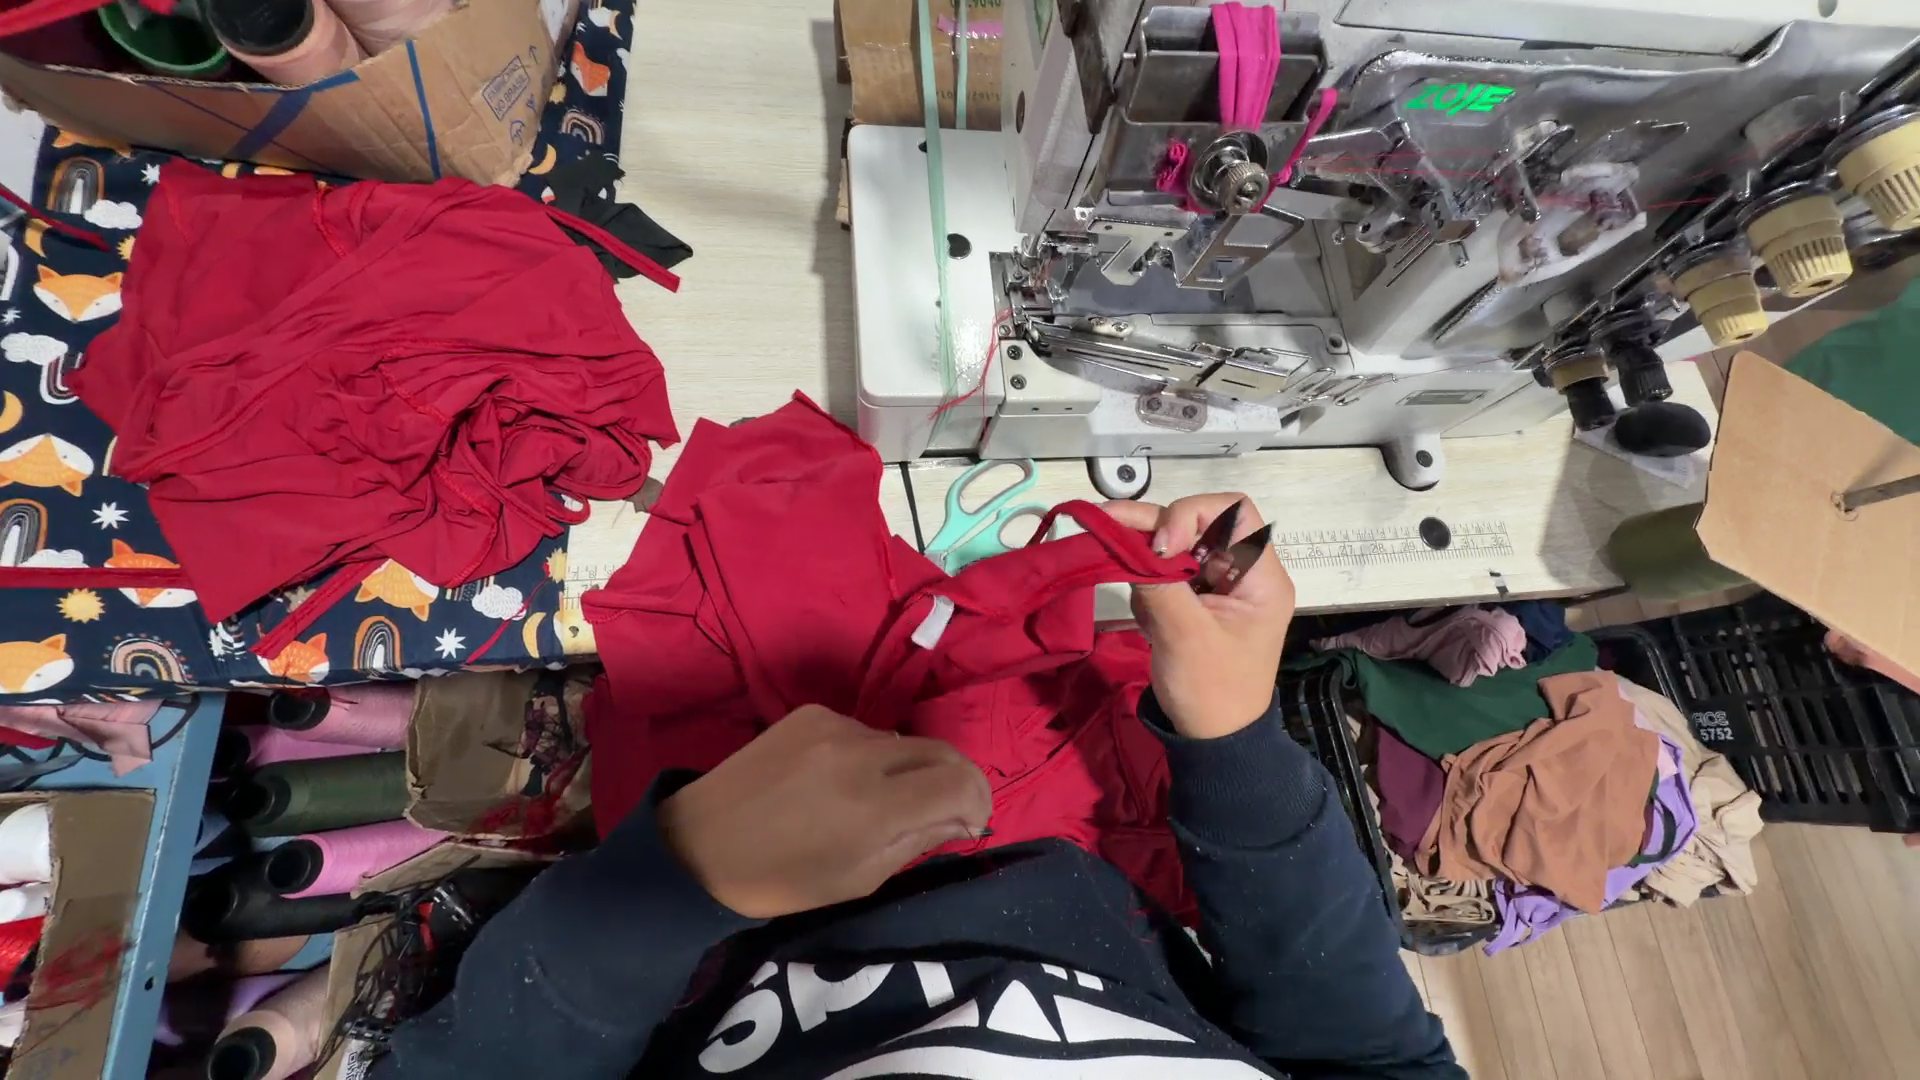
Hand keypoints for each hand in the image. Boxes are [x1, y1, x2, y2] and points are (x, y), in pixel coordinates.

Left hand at [656, 705, 992, 917]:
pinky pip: (865, 732)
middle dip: (956, 780)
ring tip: (877, 801)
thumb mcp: (858, 880)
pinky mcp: (813, 711)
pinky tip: (838, 780)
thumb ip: (919, 840)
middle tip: (947, 809)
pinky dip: (870, 756)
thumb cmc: (779, 879)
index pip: (961, 781)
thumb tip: (965, 816)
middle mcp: (861, 753)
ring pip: (902, 741)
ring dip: (909, 769)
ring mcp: (835, 724)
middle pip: (941, 751)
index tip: (971, 821)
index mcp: (873, 807)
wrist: (697, 843)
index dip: (979, 800)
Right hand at [1105, 494, 1294, 738]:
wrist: (1211, 738)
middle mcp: (1240, 570)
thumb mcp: (1185, 636)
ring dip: (1141, 546)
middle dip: (1153, 523)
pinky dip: (1141, 572)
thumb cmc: (1210, 690)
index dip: (1193, 514)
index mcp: (1260, 577)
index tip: (1161, 546)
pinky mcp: (1191, 596)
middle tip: (1106, 523)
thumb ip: (1159, 584)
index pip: (1234, 512)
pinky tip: (1135, 597)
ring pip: (1176, 541)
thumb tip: (1130, 547)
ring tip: (1105, 546)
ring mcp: (1214, 582)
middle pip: (1198, 521)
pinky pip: (1163, 566)